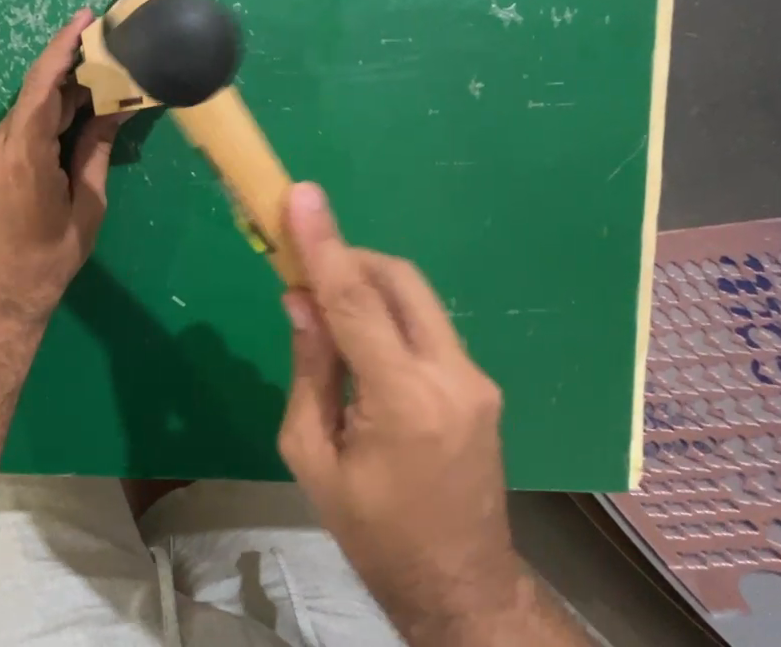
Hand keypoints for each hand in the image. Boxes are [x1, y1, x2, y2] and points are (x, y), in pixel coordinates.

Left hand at [0, 8, 127, 325]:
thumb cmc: (48, 260)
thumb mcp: (86, 206)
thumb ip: (95, 152)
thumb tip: (114, 110)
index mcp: (24, 152)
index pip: (43, 84)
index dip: (64, 46)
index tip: (86, 18)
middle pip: (34, 93)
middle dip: (70, 69)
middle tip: (107, 52)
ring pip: (25, 112)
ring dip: (59, 95)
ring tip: (98, 82)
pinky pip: (17, 132)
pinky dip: (44, 118)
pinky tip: (71, 118)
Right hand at [277, 182, 531, 644]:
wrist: (460, 585)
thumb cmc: (371, 529)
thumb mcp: (313, 453)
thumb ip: (310, 368)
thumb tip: (301, 300)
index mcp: (403, 400)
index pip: (355, 301)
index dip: (323, 244)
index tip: (300, 196)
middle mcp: (452, 377)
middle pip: (398, 281)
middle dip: (347, 256)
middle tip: (302, 264)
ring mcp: (476, 380)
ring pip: (416, 298)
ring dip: (367, 283)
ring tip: (324, 306)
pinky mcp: (480, 386)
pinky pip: (425, 326)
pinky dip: (387, 312)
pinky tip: (359, 339)